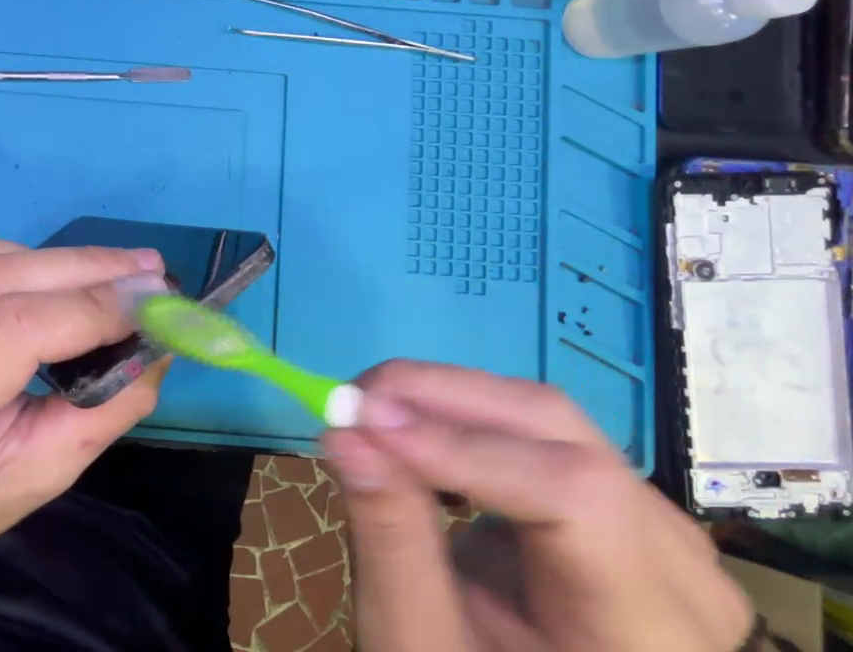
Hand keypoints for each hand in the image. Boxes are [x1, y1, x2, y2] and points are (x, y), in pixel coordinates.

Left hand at [0, 232, 171, 566]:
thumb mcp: (38, 477)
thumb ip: (103, 410)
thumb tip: (160, 342)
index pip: (13, 331)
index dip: (90, 306)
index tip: (156, 298)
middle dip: (81, 268)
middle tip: (148, 268)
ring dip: (46, 259)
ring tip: (106, 273)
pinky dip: (4, 261)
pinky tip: (40, 279)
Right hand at [326, 361, 752, 651]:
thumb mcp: (421, 642)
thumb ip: (391, 541)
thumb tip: (345, 434)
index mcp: (648, 633)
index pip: (574, 497)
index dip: (462, 446)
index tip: (362, 422)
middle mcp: (682, 569)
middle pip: (562, 436)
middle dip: (441, 399)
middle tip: (350, 402)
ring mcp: (660, 531)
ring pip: (548, 421)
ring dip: (445, 403)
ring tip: (370, 419)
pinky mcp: (623, 506)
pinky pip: (540, 435)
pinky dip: (463, 422)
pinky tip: (414, 440)